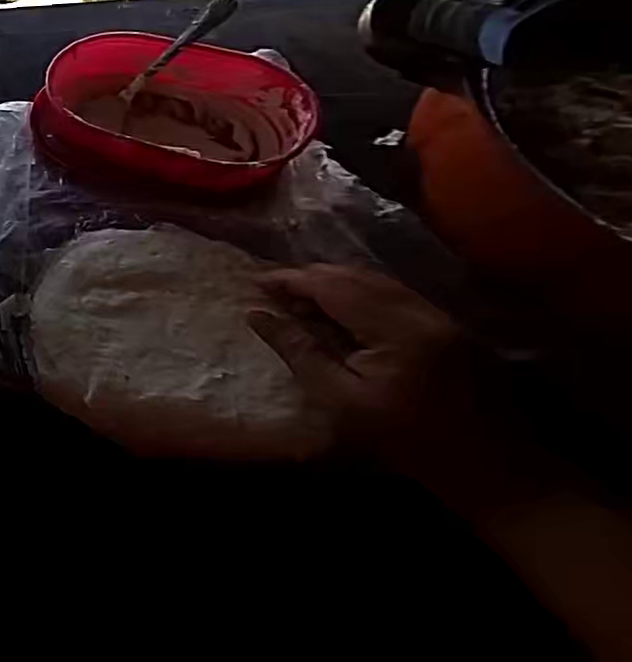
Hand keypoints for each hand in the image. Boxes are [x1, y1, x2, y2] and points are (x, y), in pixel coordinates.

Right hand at [247, 264, 529, 500]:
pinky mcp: (453, 332)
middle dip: (308, 277)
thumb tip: (256, 314)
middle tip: (271, 289)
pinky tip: (339, 312)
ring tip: (298, 299)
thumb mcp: (339, 399)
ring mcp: (446, 322)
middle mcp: (426, 316)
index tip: (253, 283)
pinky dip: (359, 295)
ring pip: (378, 283)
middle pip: (356, 277)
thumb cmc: (410, 441)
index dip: (289, 279)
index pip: (333, 286)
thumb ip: (297, 350)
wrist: (502, 478)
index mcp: (399, 332)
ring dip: (333, 284)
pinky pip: (396, 297)